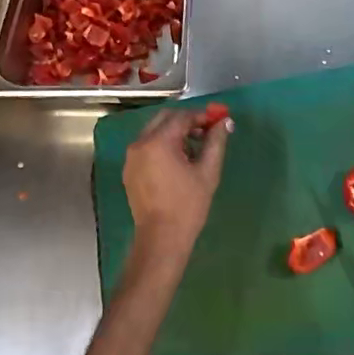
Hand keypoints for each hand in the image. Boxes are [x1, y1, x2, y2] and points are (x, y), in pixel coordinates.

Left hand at [123, 107, 230, 265]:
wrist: (161, 238)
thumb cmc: (187, 205)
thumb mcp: (207, 172)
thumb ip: (215, 142)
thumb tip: (225, 122)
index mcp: (158, 142)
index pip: (181, 116)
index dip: (201, 116)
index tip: (217, 121)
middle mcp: (140, 143)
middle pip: (165, 118)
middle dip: (186, 121)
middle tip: (206, 132)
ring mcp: (131, 157)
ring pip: (154, 131)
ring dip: (174, 133)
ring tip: (194, 150)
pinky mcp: (129, 169)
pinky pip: (147, 146)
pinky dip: (162, 145)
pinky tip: (177, 162)